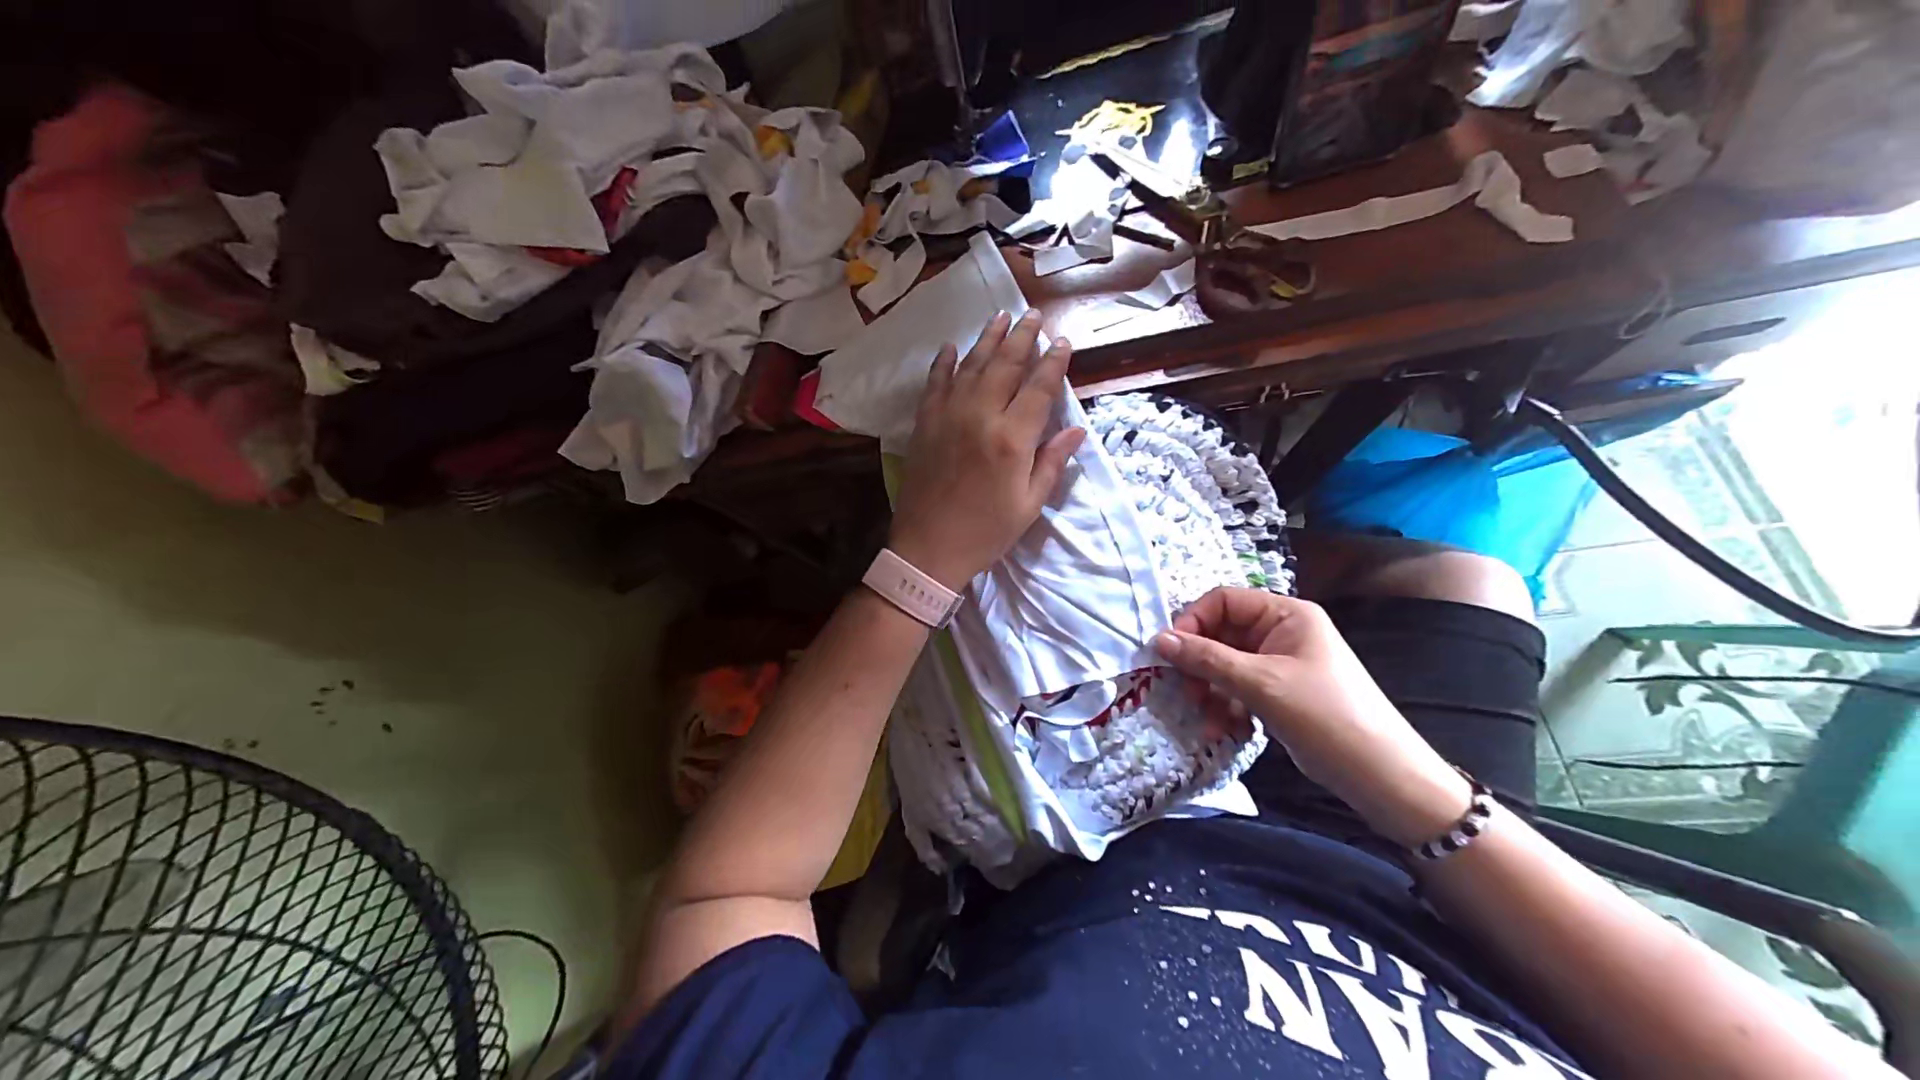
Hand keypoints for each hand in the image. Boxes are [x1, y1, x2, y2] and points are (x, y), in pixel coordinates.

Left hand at [888, 310, 1084, 590]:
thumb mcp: (1029, 504)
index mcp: (1012, 439)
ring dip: (988, 339)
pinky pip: (935, 382)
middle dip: (1023, 337)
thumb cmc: (986, 532)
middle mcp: (980, 416)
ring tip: (1001, 317)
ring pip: (971, 365)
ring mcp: (948, 416)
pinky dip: (943, 362)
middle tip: (1033, 315)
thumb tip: (1077, 429)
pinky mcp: (924, 423)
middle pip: (1005, 365)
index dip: (1054, 362)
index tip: (1063, 341)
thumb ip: (1052, 462)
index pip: (1039, 388)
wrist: (927, 549)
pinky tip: (950, 347)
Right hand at [1153, 587, 1472, 847]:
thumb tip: (1158, 639)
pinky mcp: (1278, 694)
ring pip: (1225, 665)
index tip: (1169, 652)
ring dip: (1209, 690)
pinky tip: (1222, 730)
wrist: (1381, 776)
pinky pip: (1237, 689)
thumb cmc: (1325, 716)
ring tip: (1204, 717)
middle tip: (1184, 690)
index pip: (1224, 600)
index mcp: (1286, 614)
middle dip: (1199, 663)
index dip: (1193, 621)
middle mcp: (1282, 632)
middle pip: (1221, 634)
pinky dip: (1225, 707)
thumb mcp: (1261, 684)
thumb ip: (1207, 659)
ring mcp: (1280, 664)